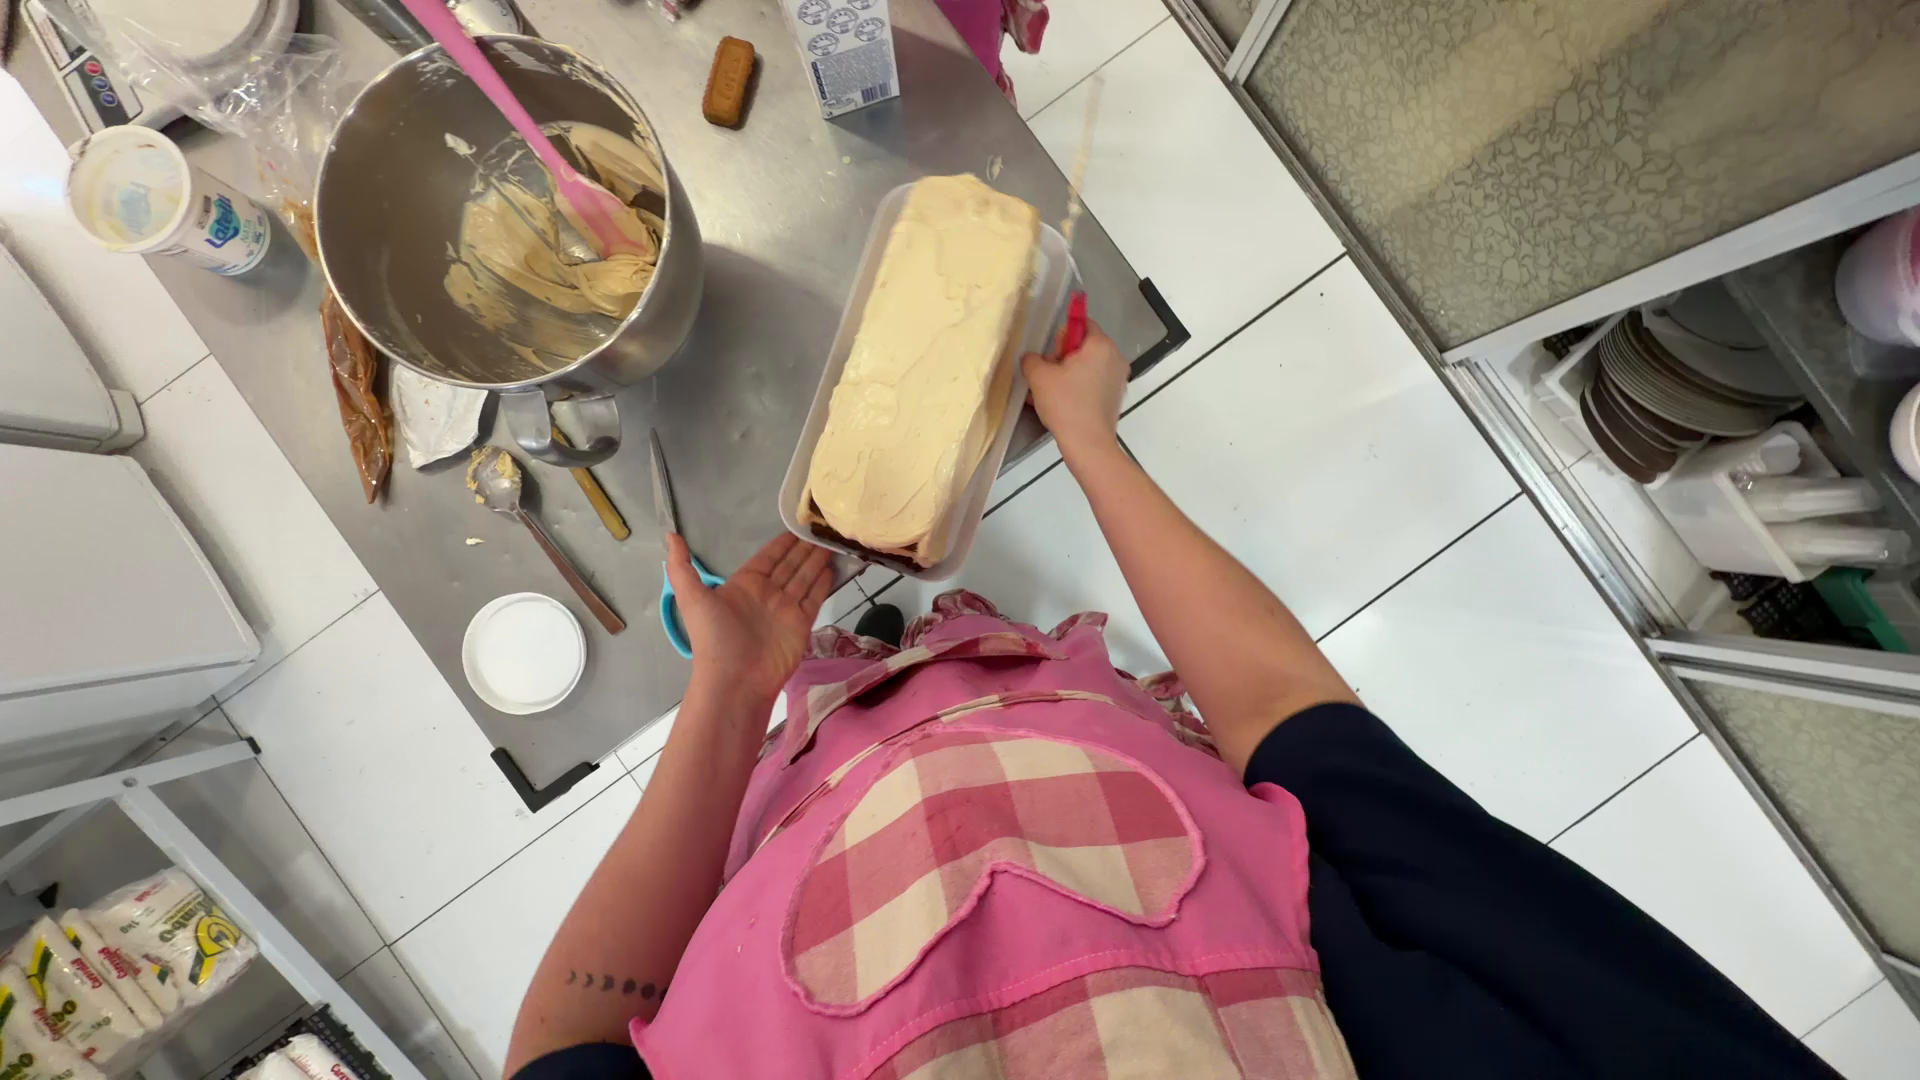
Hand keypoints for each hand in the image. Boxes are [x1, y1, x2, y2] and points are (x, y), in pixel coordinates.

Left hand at [667, 533, 833, 702]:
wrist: (736, 679)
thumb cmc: (715, 638)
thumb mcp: (692, 598)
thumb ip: (682, 567)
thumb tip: (669, 536)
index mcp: (744, 585)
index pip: (768, 558)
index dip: (782, 543)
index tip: (796, 526)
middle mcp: (767, 593)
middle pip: (790, 565)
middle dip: (804, 548)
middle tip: (820, 529)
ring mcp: (786, 608)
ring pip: (805, 577)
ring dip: (816, 560)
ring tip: (830, 542)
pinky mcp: (802, 623)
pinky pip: (814, 598)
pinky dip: (823, 583)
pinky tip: (832, 568)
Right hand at [1022, 319, 1127, 461]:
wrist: (1088, 444)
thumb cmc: (1065, 405)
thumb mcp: (1038, 377)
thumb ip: (1031, 359)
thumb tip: (1032, 358)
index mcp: (1101, 345)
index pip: (1081, 323)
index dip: (1062, 336)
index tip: (1051, 356)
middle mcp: (1115, 358)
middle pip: (1084, 347)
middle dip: (1062, 359)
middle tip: (1047, 378)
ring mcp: (1118, 379)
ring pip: (1087, 368)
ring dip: (1067, 376)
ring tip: (1049, 395)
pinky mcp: (1115, 398)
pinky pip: (1092, 385)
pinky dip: (1077, 390)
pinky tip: (1061, 406)